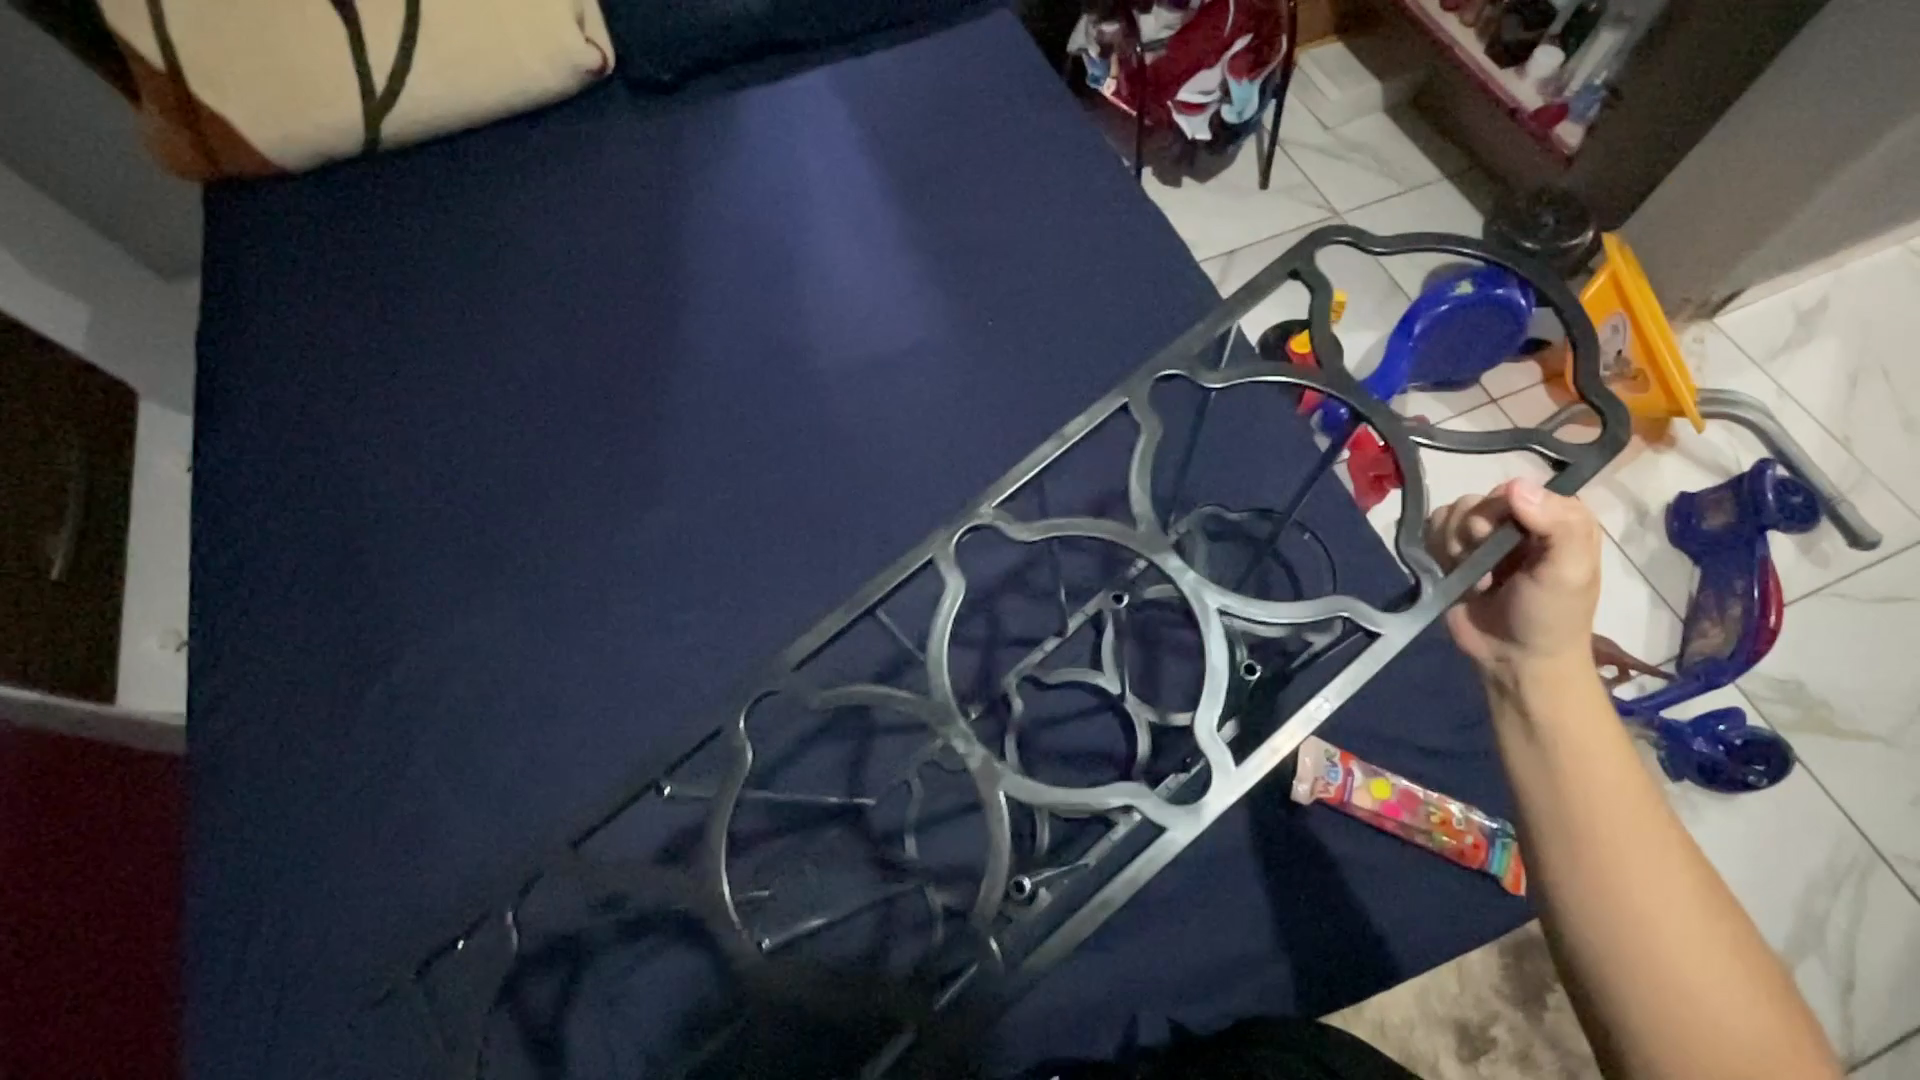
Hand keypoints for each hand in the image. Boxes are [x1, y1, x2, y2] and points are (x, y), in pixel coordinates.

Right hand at [1423, 478, 1602, 675]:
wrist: (1514, 658)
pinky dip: (1437, 549)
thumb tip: (1514, 485)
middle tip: (1488, 568)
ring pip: (1450, 513)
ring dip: (1454, 545)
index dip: (1499, 511)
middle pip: (1476, 500)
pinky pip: (1432, 529)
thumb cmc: (1550, 616)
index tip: (1500, 541)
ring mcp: (1482, 538)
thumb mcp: (1569, 571)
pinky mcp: (1452, 554)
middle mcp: (1518, 520)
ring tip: (1475, 578)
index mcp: (1554, 516)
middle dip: (1473, 532)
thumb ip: (1556, 525)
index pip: (1513, 489)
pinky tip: (1454, 573)